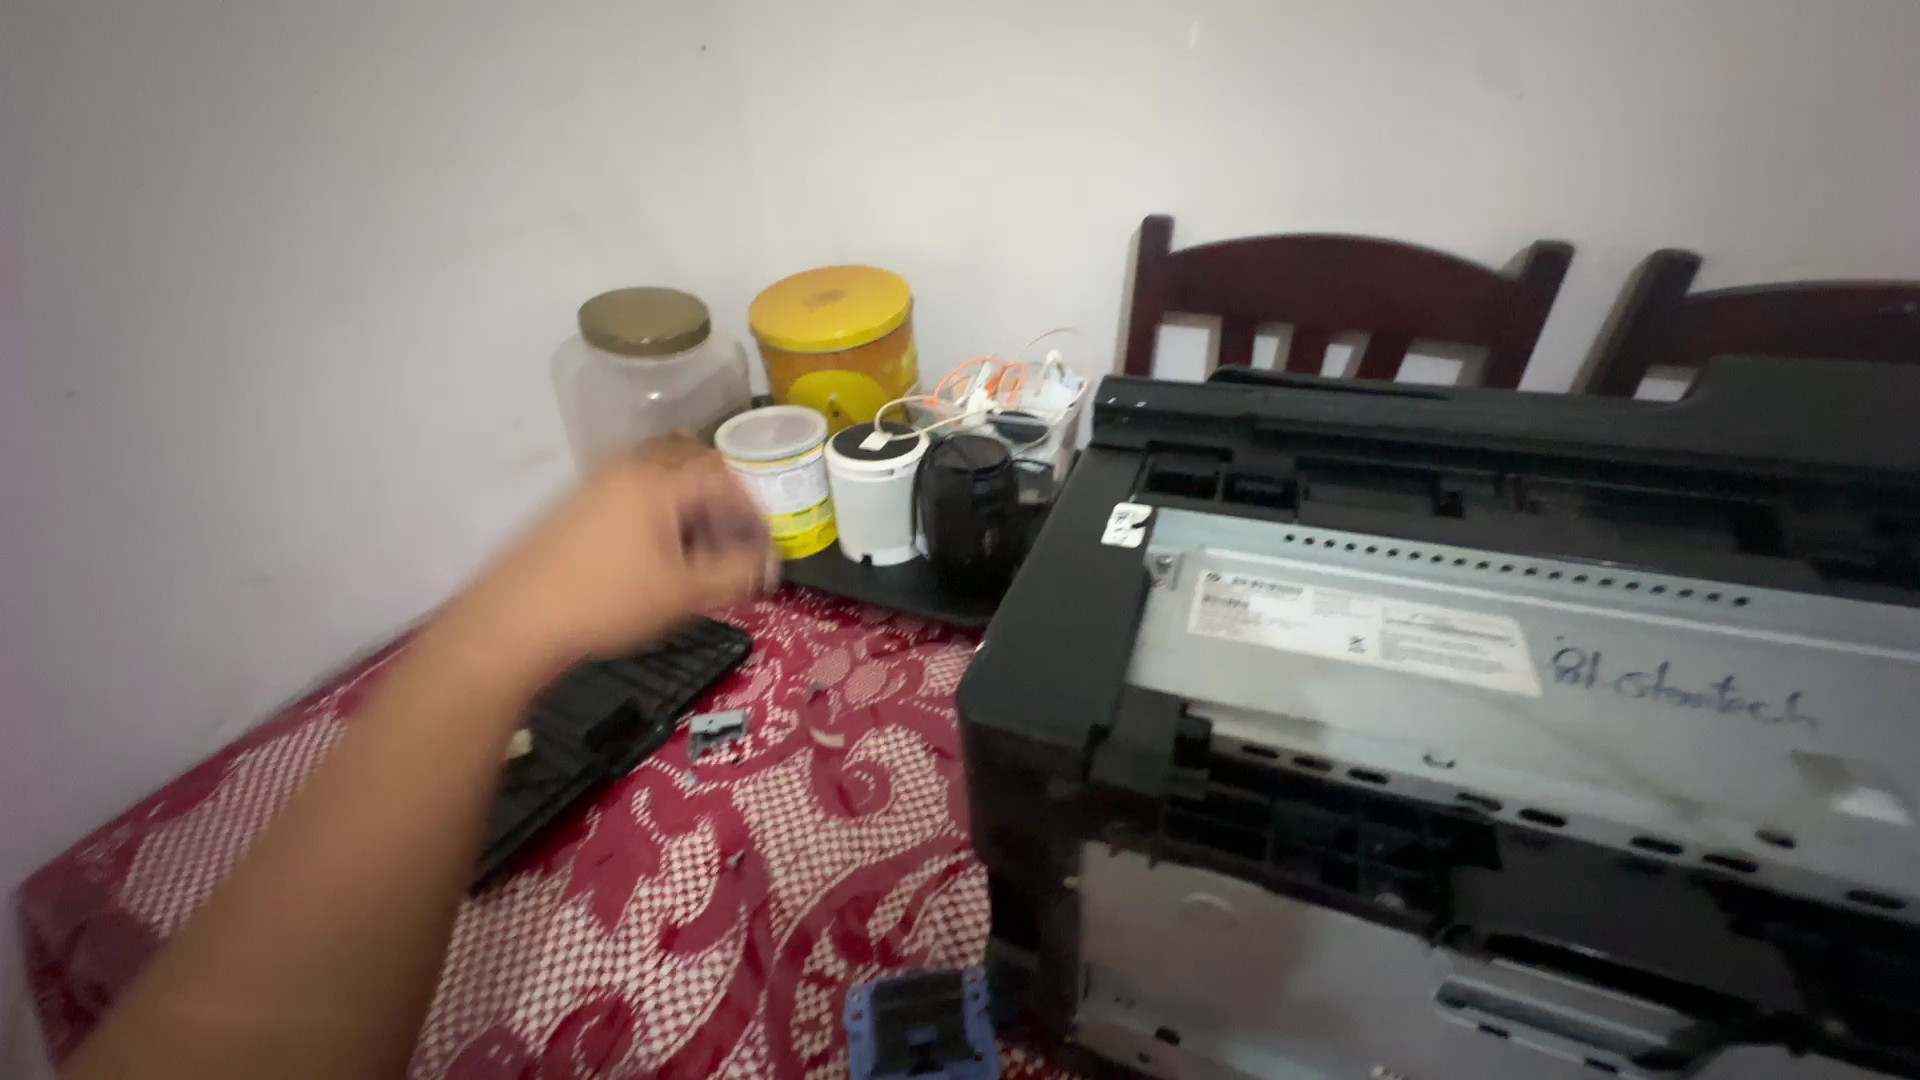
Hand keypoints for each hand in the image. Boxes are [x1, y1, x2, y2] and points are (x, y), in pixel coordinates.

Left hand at [436, 436, 775, 682]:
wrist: (513, 623)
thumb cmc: (606, 602)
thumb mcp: (684, 593)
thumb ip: (737, 574)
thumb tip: (771, 566)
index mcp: (657, 479)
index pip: (725, 477)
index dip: (755, 511)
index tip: (767, 545)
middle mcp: (627, 469)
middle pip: (694, 468)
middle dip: (725, 503)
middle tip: (738, 541)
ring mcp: (598, 485)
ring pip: (664, 482)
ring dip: (695, 509)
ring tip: (704, 553)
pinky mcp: (579, 507)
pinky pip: (638, 495)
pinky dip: (665, 515)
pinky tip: (664, 556)